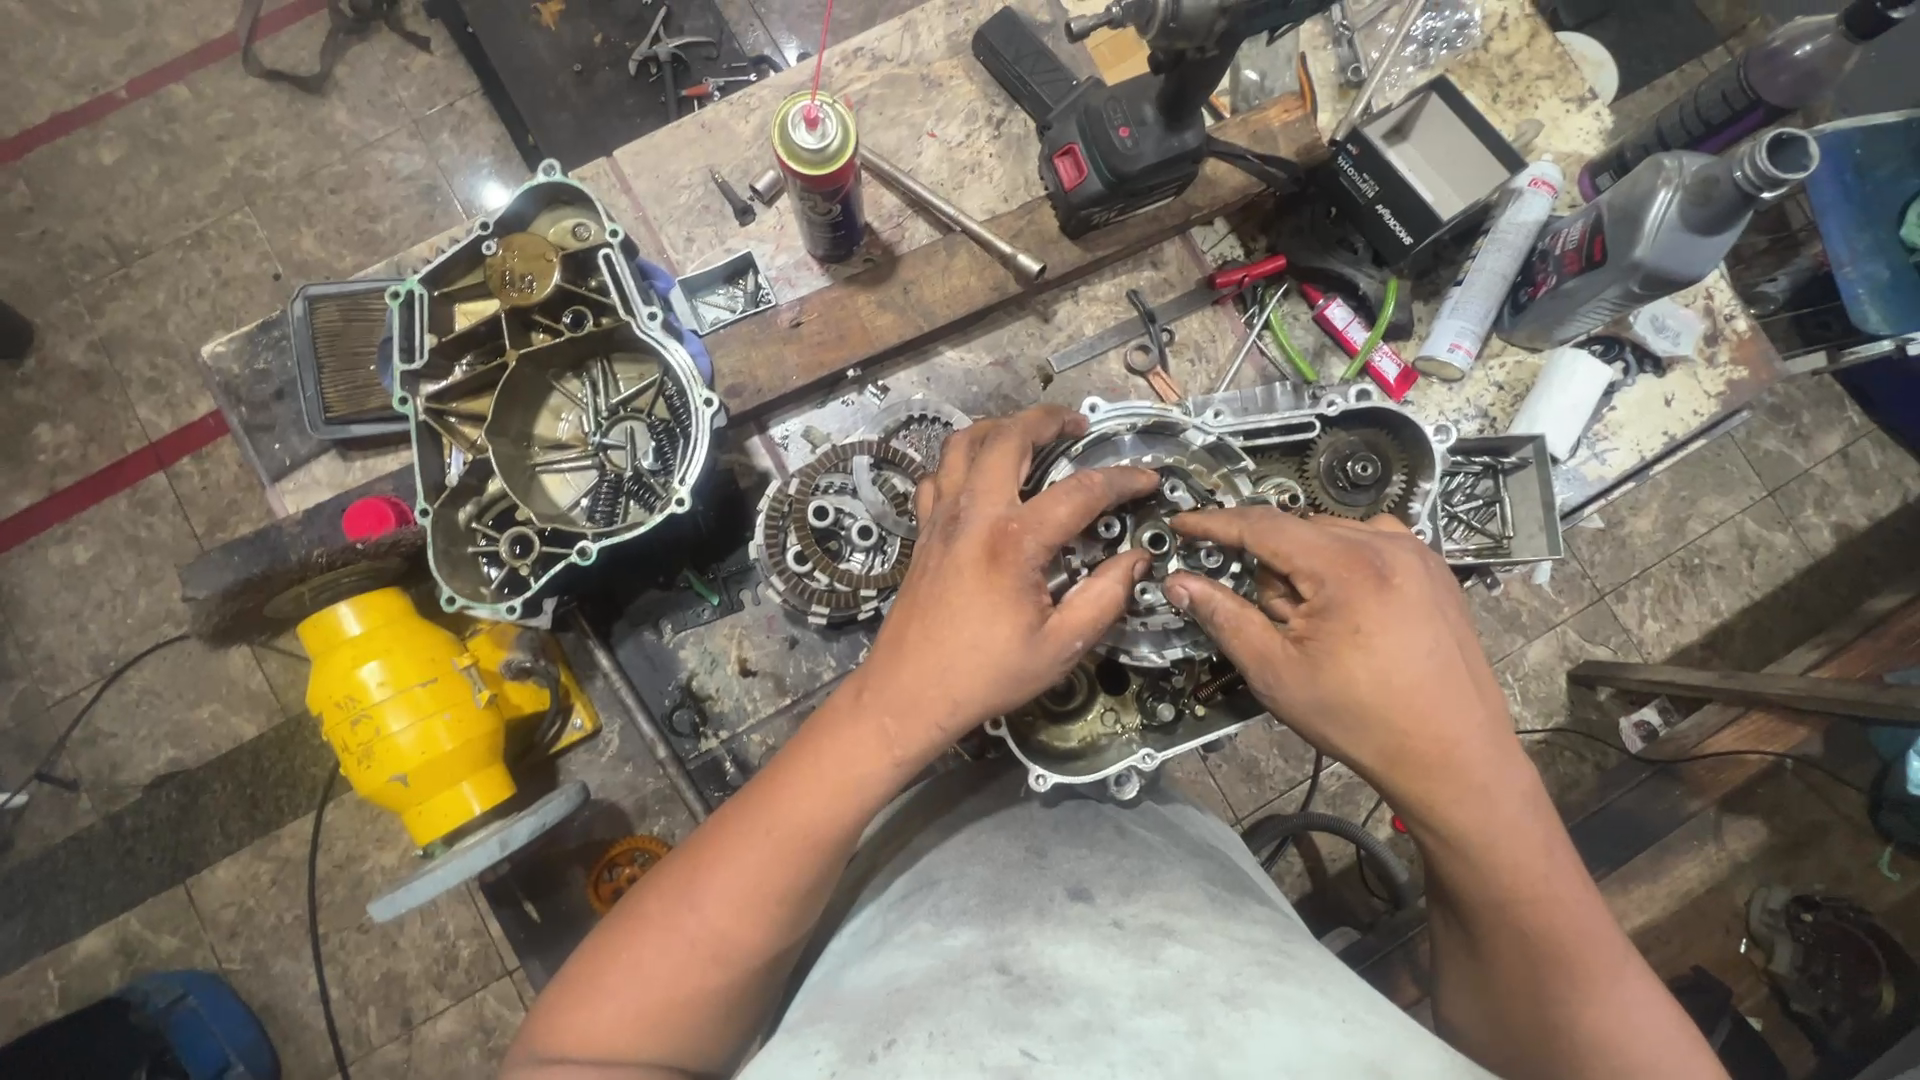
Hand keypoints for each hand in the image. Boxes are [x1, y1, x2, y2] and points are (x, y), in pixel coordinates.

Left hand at [850, 406, 1156, 759]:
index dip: (1121, 480)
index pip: (1080, 492)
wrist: (909, 691)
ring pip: (962, 444)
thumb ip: (1104, 598)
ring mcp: (941, 518)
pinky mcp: (923, 530)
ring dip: (999, 429)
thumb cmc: (985, 674)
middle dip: (1047, 419)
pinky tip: (979, 477)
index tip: (1147, 479)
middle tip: (1077, 425)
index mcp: (1013, 542)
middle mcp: (973, 514)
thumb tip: (1135, 559)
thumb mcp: (1060, 647)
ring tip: (1029, 435)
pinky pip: (937, 475)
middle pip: (1008, 438)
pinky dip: (960, 462)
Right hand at [1164, 509, 1517, 815]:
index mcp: (1346, 566)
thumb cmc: (1359, 719)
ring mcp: (1418, 553)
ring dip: (1307, 568)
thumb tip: (1179, 582)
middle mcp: (1387, 544)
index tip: (1180, 526)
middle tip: (1280, 626)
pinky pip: (1368, 545)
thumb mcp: (1275, 671)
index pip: (1262, 525)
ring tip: (1319, 625)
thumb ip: (1223, 616)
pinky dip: (1343, 567)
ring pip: (1331, 537)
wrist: (1454, 757)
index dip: (1214, 523)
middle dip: (1272, 569)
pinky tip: (1350, 612)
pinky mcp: (1435, 570)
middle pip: (1296, 532)